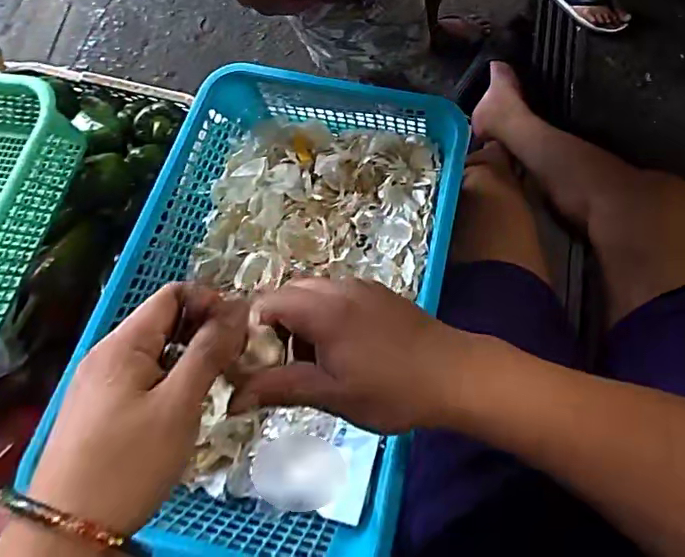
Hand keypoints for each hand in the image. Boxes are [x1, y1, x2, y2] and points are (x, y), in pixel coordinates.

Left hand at [24, 283, 248, 537]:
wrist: (64, 538)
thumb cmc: (127, 465)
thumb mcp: (178, 405)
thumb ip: (209, 350)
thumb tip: (237, 308)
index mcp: (123, 343)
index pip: (174, 293)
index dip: (210, 302)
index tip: (235, 331)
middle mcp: (105, 353)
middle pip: (164, 320)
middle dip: (202, 331)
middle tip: (231, 360)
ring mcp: (96, 383)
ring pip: (155, 350)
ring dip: (187, 358)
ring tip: (210, 385)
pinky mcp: (94, 410)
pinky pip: (140, 376)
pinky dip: (167, 380)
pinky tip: (180, 409)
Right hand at [230, 277, 469, 432]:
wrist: (451, 372)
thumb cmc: (389, 388)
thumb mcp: (330, 394)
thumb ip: (279, 388)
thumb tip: (233, 398)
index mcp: (323, 307)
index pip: (266, 302)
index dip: (250, 331)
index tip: (253, 364)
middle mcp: (339, 287)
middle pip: (289, 293)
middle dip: (275, 326)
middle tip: (280, 367)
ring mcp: (361, 287)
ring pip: (313, 293)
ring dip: (301, 321)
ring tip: (312, 364)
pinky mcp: (377, 293)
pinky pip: (337, 295)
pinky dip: (325, 316)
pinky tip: (340, 351)